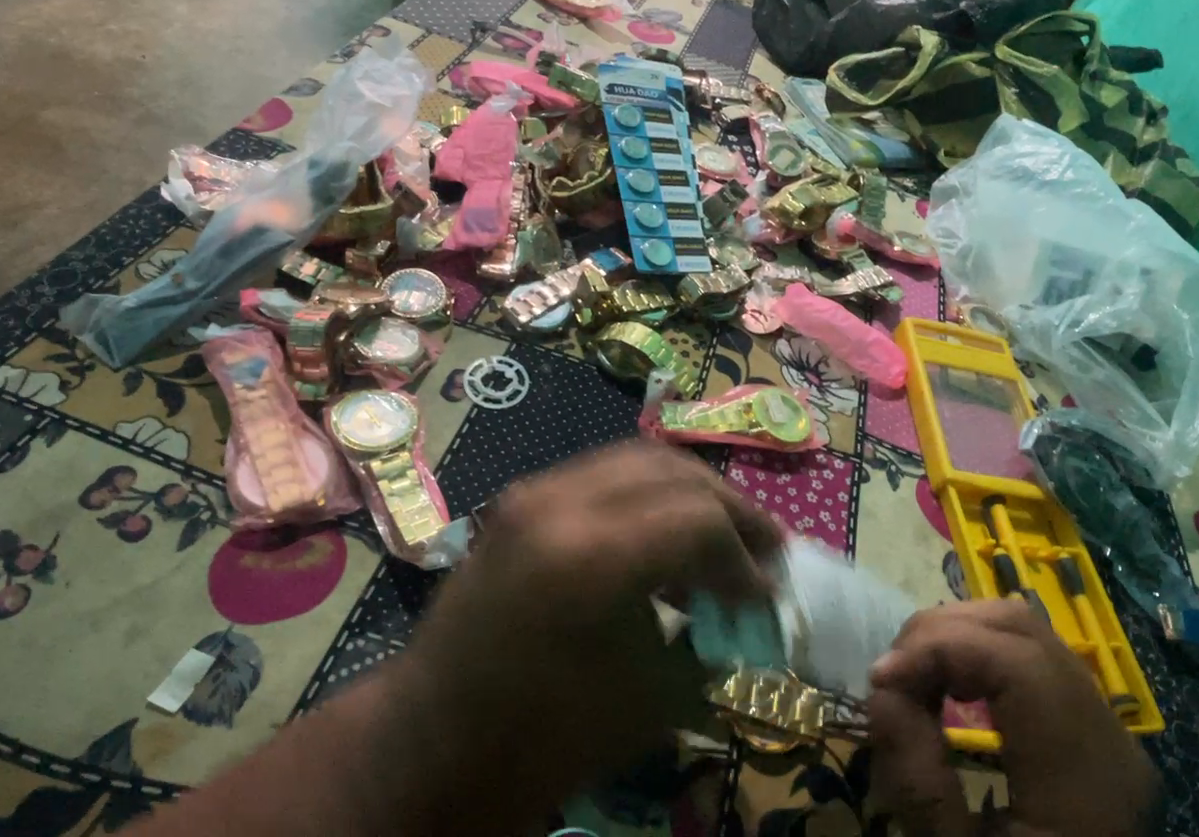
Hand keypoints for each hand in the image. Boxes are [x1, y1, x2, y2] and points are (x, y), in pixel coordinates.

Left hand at [355, 441, 785, 831]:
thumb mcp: (651, 695)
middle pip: (674, 472)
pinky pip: (604, 474)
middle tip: (765, 548)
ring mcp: (532, 492)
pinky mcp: (521, 498)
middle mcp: (558, 502)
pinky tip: (669, 536)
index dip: (745, 556)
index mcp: (589, 557)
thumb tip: (751, 601)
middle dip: (730, 509)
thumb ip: (711, 635)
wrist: (432, 739)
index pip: (698, 520)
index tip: (766, 594)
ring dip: (691, 494)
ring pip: (639, 459)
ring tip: (725, 537)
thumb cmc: (543, 736)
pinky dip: (650, 495)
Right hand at [867, 602, 1160, 836]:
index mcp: (1085, 776)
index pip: (1014, 659)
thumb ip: (918, 778)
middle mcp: (1110, 735)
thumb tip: (881, 688)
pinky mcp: (1094, 732)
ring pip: (1027, 632)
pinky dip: (981, 656)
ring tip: (914, 678)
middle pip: (1020, 629)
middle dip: (941, 635)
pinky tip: (950, 689)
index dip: (938, 648)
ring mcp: (1108, 729)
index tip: (879, 680)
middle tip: (892, 677)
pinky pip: (1035, 659)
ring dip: (958, 638)